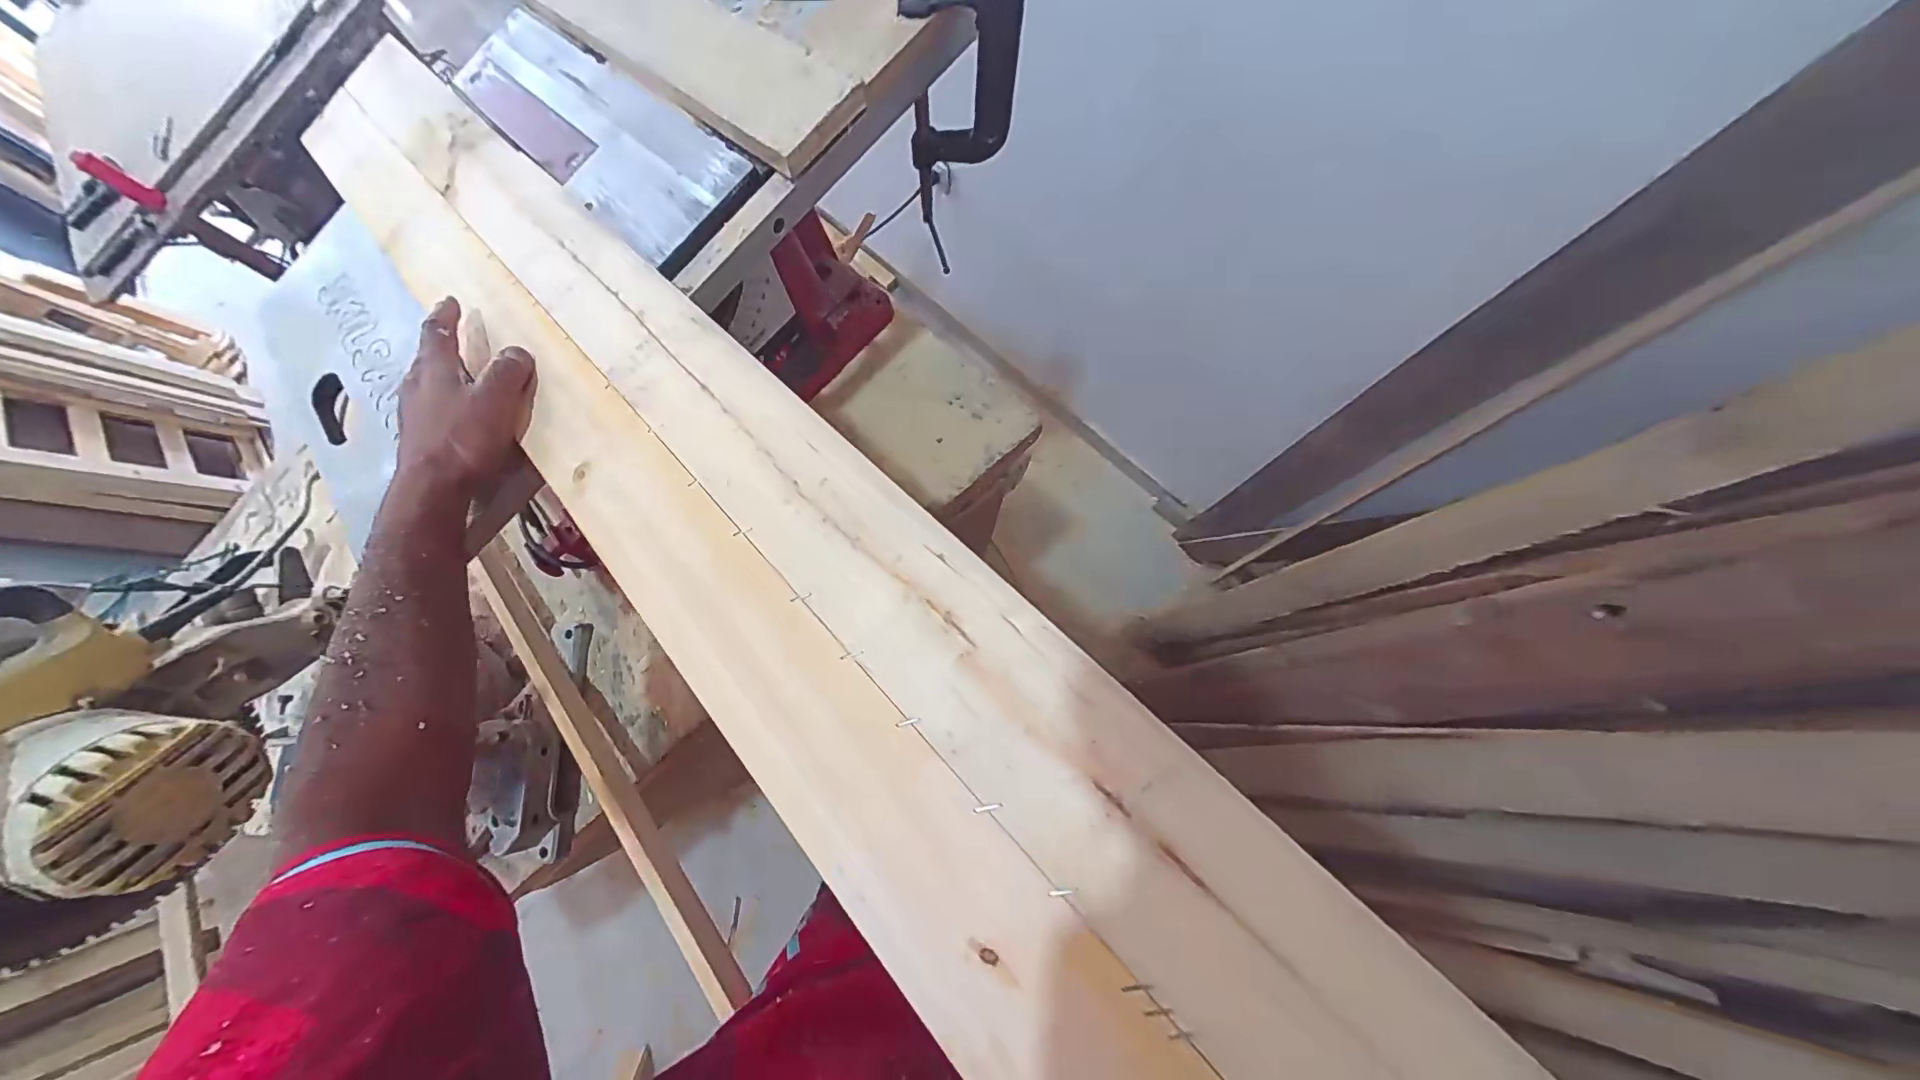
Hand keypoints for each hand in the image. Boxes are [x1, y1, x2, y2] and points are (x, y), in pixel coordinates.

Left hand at [396, 297, 534, 500]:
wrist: (434, 489)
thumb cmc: (464, 438)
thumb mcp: (496, 400)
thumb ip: (508, 372)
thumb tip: (518, 352)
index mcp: (433, 369)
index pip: (437, 333)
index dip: (445, 316)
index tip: (451, 302)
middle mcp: (417, 386)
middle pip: (429, 358)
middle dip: (444, 346)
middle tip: (459, 339)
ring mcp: (414, 413)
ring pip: (430, 383)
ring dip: (447, 376)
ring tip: (465, 377)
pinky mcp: (420, 438)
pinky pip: (436, 409)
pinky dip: (451, 403)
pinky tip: (463, 415)